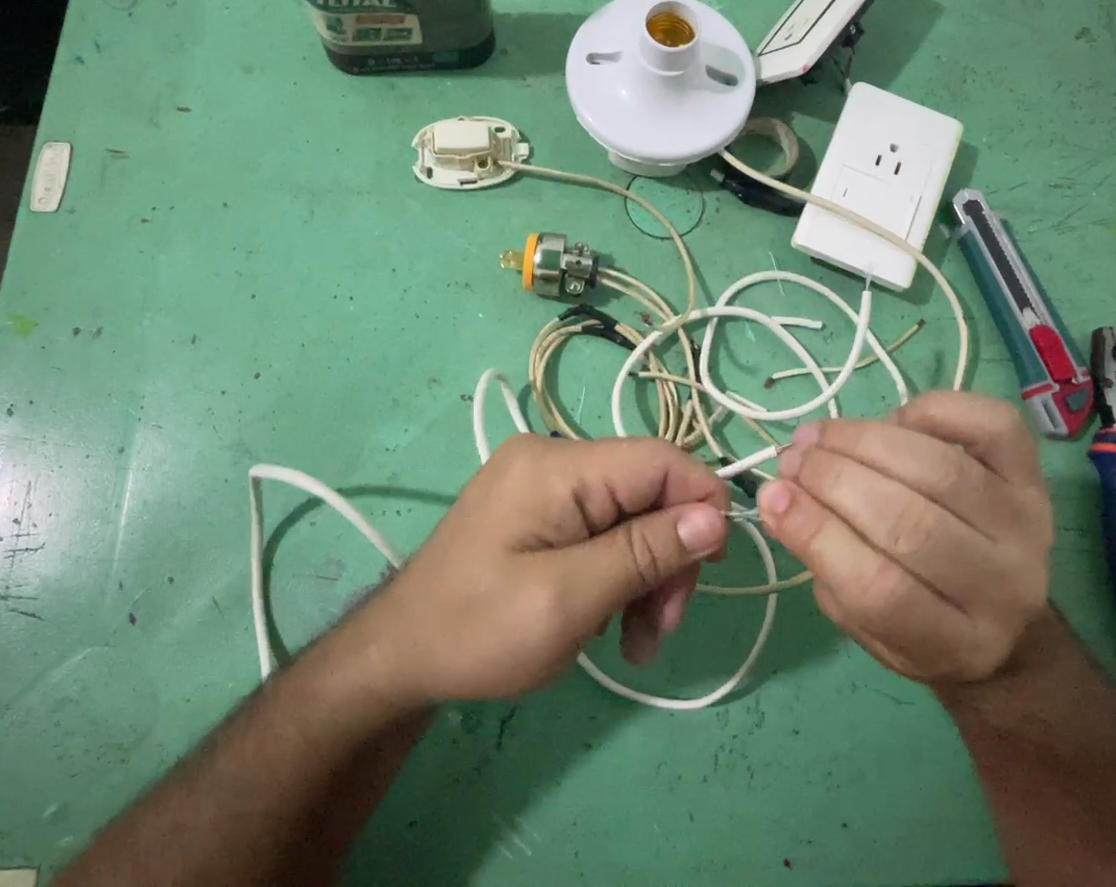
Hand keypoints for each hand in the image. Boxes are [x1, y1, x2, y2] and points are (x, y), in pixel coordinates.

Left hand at [335, 435, 729, 703]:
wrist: (398, 656)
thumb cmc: (477, 630)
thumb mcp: (569, 598)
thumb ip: (644, 551)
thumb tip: (716, 517)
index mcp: (557, 466)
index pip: (661, 459)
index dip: (702, 505)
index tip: (712, 570)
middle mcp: (553, 459)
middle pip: (649, 491)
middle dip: (669, 559)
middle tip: (661, 630)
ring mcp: (544, 484)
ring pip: (632, 516)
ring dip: (647, 578)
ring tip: (637, 645)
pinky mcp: (540, 511)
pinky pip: (604, 530)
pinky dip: (619, 576)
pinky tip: (611, 624)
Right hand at [756, 392, 1053, 688]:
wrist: (1005, 618)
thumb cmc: (916, 623)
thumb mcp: (859, 619)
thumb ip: (821, 563)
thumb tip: (778, 496)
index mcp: (954, 642)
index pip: (880, 589)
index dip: (816, 535)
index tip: (771, 495)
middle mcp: (1003, 586)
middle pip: (909, 524)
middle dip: (833, 480)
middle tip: (791, 460)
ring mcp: (1026, 526)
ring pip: (940, 470)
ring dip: (864, 442)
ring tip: (818, 437)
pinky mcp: (1036, 476)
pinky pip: (992, 425)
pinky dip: (934, 411)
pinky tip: (892, 419)